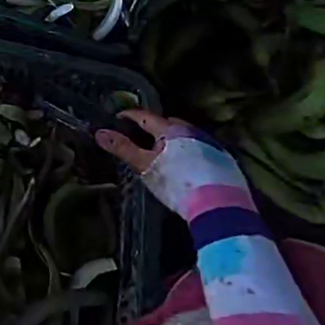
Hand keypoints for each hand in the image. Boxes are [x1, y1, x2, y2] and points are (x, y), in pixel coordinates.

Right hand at [95, 108, 247, 216]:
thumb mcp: (145, 166)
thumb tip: (99, 132)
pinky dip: (189, 151)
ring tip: (163, 151)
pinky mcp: (224, 160)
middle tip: (140, 137)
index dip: (129, 115)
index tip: (118, 117)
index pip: (145, 116)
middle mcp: (191, 130)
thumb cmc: (176, 183)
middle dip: (153, 127)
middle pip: (167, 123)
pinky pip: (200, 148)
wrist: (219, 209)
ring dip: (173, 139)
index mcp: (170, 129)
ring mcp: (210, 144)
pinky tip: (186, 165)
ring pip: (185, 135)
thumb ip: (123, 148)